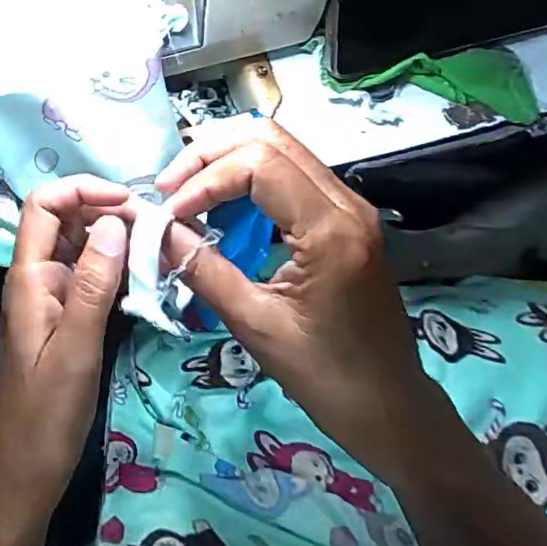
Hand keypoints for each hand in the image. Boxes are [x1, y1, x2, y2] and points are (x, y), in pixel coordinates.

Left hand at [0, 176, 132, 528]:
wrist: (24, 473)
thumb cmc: (45, 416)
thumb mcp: (76, 348)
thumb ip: (94, 283)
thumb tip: (114, 221)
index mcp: (28, 278)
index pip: (43, 205)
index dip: (81, 190)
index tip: (128, 200)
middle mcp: (36, 278)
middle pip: (64, 221)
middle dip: (105, 210)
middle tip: (154, 225)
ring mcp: (50, 298)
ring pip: (80, 248)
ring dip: (114, 239)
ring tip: (157, 245)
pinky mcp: (65, 318)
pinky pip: (89, 278)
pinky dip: (115, 269)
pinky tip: (145, 277)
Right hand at [157, 121, 451, 480]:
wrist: (390, 406)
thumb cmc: (324, 375)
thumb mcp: (254, 324)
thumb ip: (202, 268)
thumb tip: (156, 229)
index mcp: (330, 231)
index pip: (259, 164)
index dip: (205, 180)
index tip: (171, 213)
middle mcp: (346, 203)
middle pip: (270, 138)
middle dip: (210, 154)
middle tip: (170, 186)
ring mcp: (349, 206)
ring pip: (280, 147)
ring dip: (226, 159)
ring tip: (186, 189)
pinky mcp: (343, 217)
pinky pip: (289, 172)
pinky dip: (246, 175)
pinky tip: (219, 202)